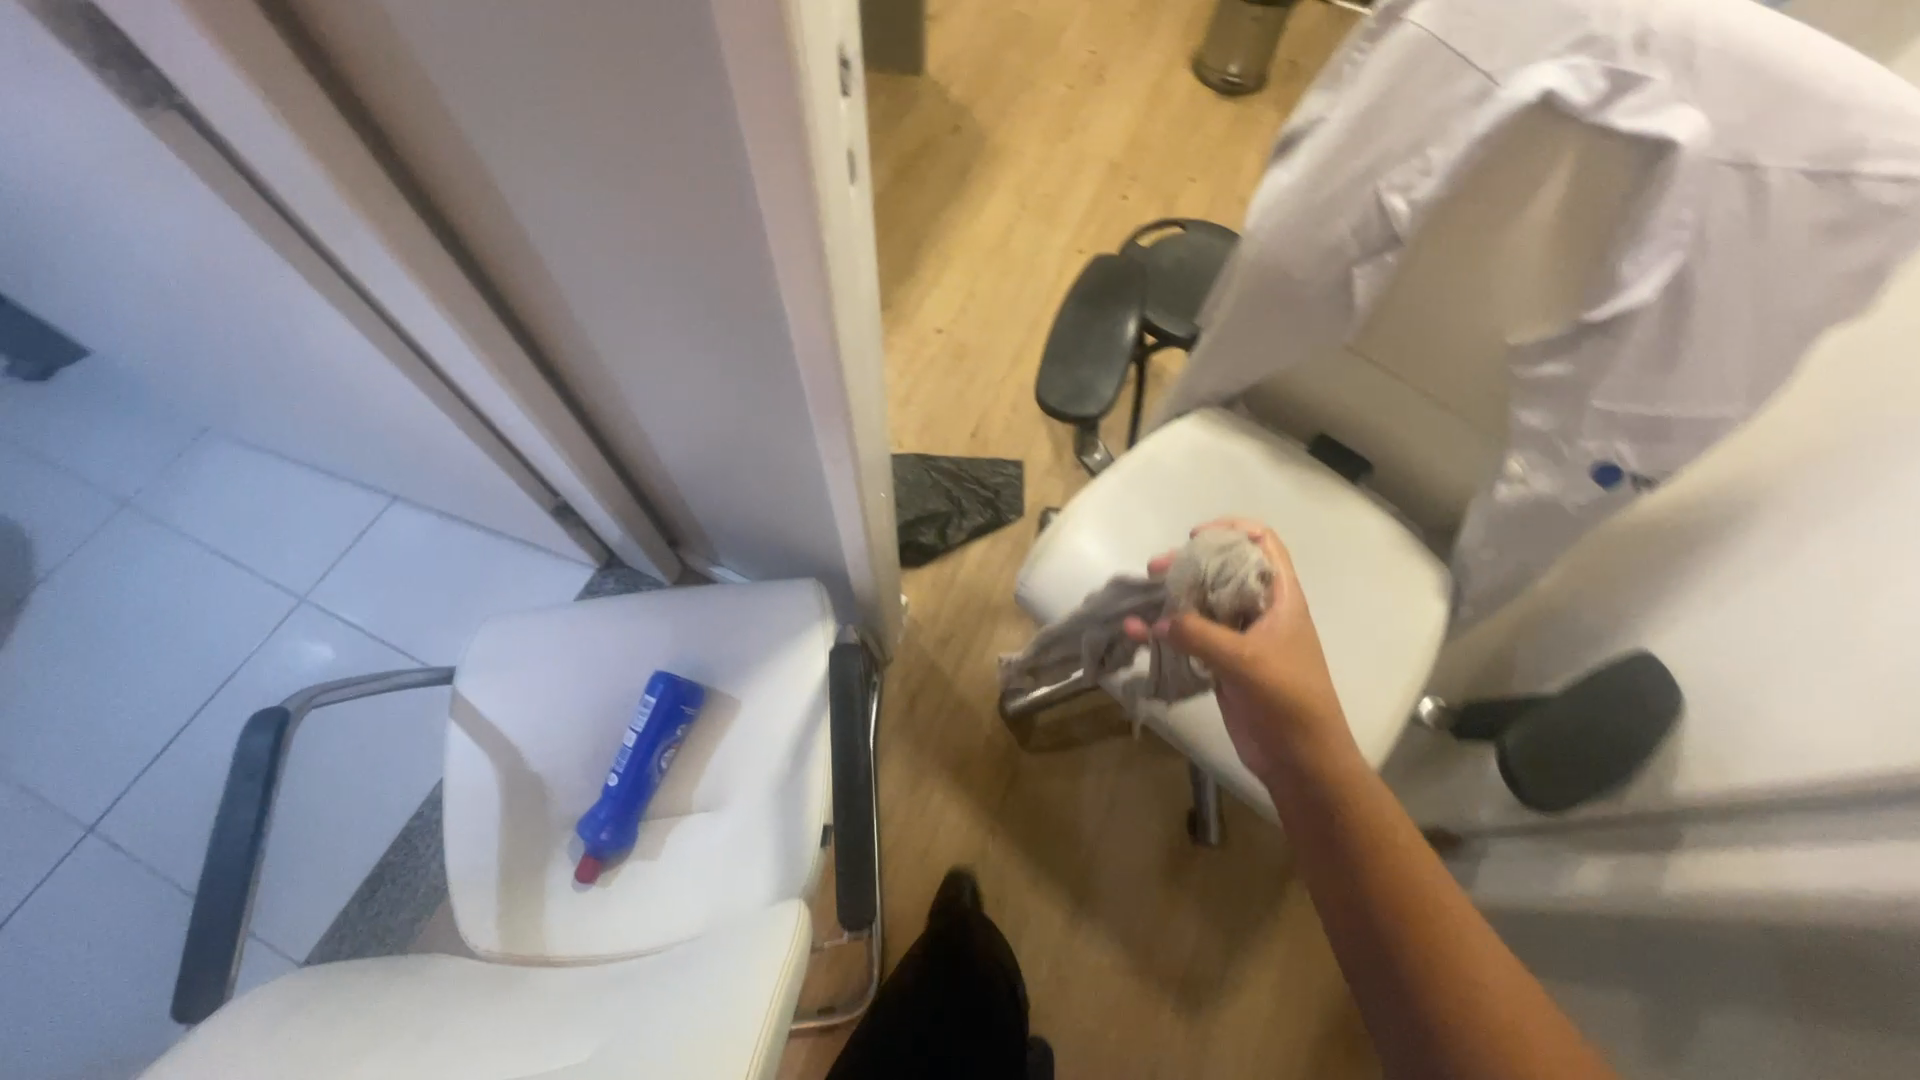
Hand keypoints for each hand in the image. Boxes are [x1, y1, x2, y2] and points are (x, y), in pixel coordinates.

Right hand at [1124, 519, 1356, 783]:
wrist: (1300, 758)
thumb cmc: (1288, 699)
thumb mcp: (1246, 660)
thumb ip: (1200, 635)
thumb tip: (1156, 622)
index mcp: (1280, 597)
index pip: (1262, 544)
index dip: (1232, 530)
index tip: (1196, 537)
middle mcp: (1259, 610)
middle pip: (1223, 570)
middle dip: (1189, 565)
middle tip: (1156, 570)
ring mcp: (1240, 638)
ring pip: (1201, 604)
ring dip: (1170, 599)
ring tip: (1140, 600)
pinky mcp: (1222, 663)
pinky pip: (1190, 638)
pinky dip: (1164, 633)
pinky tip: (1137, 634)